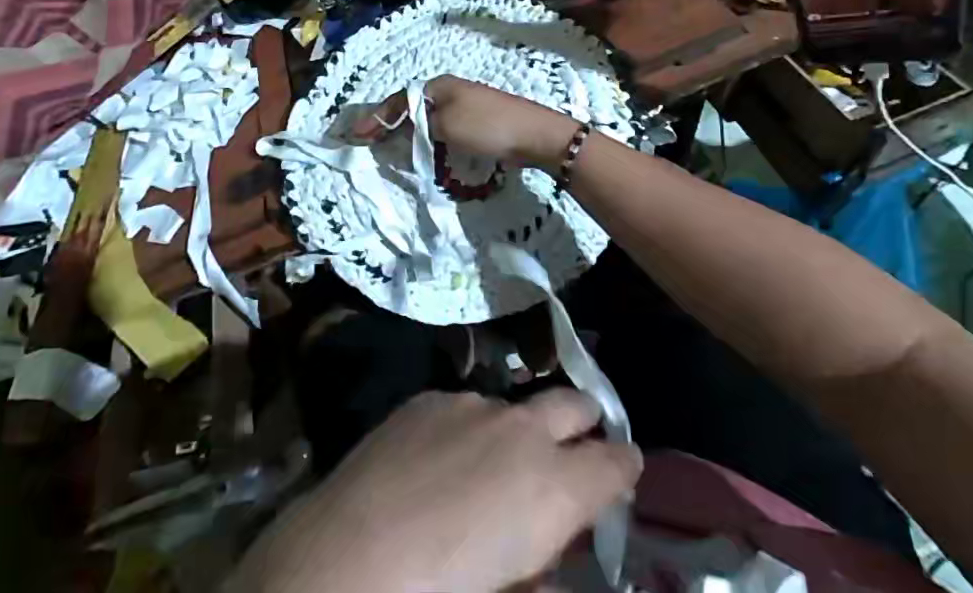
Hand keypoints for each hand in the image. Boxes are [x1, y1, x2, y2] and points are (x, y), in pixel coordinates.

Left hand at [230, 390, 640, 592]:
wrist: (349, 555)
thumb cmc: (443, 592)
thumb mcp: (513, 580)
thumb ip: (541, 563)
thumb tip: (541, 556)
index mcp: (556, 484)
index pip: (617, 461)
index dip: (623, 467)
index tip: (620, 472)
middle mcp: (521, 430)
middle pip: (574, 405)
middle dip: (583, 423)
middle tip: (574, 446)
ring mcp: (471, 405)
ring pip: (512, 407)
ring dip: (514, 431)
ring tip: (483, 468)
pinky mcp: (427, 399)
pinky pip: (462, 407)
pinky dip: (465, 429)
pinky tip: (435, 462)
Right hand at [353, 75, 579, 168]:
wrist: (535, 136)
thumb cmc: (487, 126)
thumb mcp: (446, 125)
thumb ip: (420, 126)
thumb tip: (405, 128)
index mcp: (439, 86)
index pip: (398, 100)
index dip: (376, 117)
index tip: (357, 136)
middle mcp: (449, 92)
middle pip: (411, 108)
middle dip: (389, 125)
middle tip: (369, 143)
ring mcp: (464, 107)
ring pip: (427, 121)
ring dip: (408, 134)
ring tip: (390, 149)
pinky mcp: (475, 124)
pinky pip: (442, 131)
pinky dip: (428, 141)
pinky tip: (423, 152)